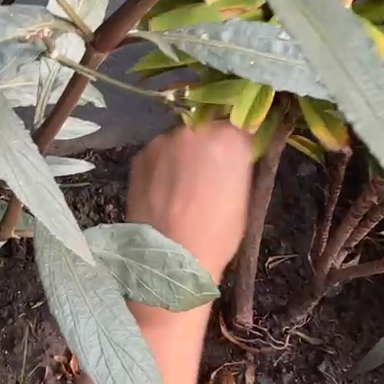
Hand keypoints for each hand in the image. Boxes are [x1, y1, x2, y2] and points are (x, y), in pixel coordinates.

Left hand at [126, 123, 253, 278]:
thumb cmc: (217, 233)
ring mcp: (163, 141)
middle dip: (208, 147)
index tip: (235, 160)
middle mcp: (194, 131)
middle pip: (206, 130)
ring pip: (179, 141)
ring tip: (180, 185)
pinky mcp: (140, 155)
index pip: (239, 129)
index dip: (237, 146)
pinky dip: (161, 166)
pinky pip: (157, 154)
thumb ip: (237, 166)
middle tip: (206, 175)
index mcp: (228, 139)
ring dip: (182, 155)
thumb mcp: (243, 196)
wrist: (171, 254)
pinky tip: (162, 189)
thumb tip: (233, 156)